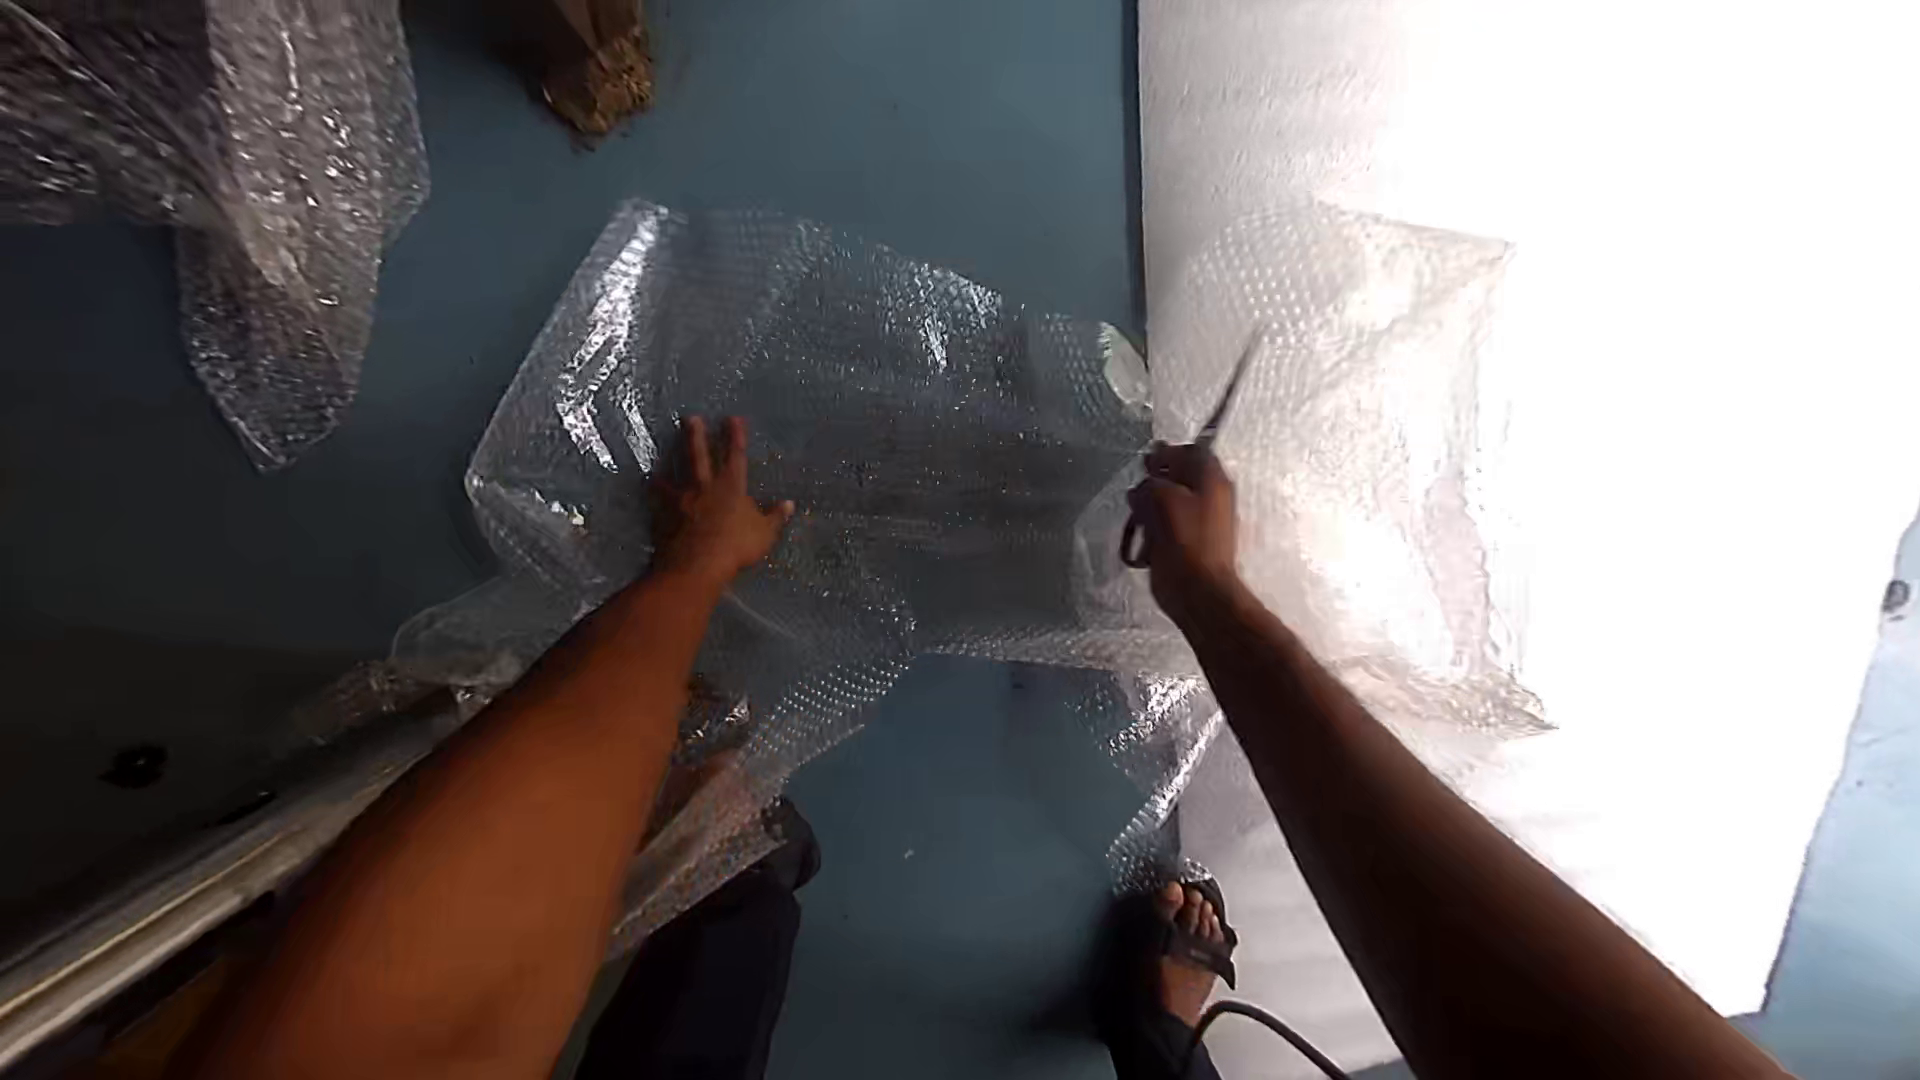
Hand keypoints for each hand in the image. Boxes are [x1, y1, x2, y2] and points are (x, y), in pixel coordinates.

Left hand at [651, 416, 793, 587]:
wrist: (696, 566)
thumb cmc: (736, 547)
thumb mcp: (765, 533)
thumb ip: (775, 517)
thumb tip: (789, 504)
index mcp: (731, 487)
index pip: (735, 456)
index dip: (735, 436)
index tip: (733, 418)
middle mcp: (704, 487)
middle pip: (699, 456)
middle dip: (697, 436)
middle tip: (691, 418)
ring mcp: (681, 500)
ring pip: (675, 474)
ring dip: (670, 460)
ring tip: (664, 453)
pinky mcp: (664, 515)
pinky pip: (658, 498)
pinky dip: (655, 491)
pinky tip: (650, 486)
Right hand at [1126, 442, 1241, 622]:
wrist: (1197, 589)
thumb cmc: (1185, 540)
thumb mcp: (1164, 498)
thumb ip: (1152, 482)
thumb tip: (1143, 487)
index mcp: (1212, 481)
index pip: (1193, 451)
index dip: (1169, 453)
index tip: (1147, 463)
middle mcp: (1209, 497)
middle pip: (1178, 477)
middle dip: (1154, 482)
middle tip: (1139, 492)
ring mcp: (1197, 520)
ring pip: (1167, 501)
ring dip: (1149, 506)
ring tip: (1139, 518)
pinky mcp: (1184, 541)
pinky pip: (1163, 524)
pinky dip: (1151, 527)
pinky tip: (1143, 537)